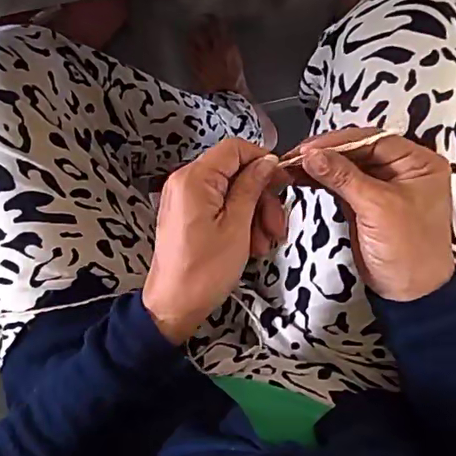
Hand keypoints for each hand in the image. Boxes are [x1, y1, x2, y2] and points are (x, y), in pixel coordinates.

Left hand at [144, 138, 288, 344]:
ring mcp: (184, 199)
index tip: (281, 180)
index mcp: (194, 180)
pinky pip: (220, 206)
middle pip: (235, 172)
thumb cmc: (201, 274)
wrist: (174, 306)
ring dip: (254, 213)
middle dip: (261, 196)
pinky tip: (249, 244)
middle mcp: (184, 183)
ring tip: (262, 242)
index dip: (263, 160)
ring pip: (231, 191)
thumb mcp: (237, 227)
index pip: (234, 148)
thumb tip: (266, 163)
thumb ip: (251, 187)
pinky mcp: (187, 214)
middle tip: (275, 224)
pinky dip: (239, 221)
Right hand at [297, 129, 455, 301]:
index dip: (339, 142)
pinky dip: (322, 181)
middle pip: (358, 151)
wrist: (410, 294)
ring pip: (347, 167)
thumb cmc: (412, 253)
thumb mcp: (378, 208)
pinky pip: (342, 184)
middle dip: (326, 153)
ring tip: (292, 167)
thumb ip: (344, 177)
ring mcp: (383, 187)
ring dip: (320, 166)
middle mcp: (403, 170)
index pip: (374, 140)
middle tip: (296, 156)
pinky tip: (302, 178)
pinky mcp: (366, 203)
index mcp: (419, 163)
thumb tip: (314, 154)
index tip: (310, 148)